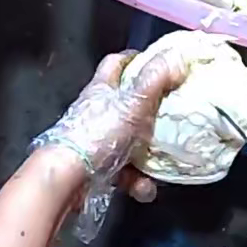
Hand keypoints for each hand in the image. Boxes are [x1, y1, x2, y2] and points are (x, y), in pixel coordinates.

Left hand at [33, 48, 186, 241]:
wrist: (68, 179)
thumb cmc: (97, 134)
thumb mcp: (131, 102)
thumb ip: (156, 79)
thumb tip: (178, 57)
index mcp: (101, 90)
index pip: (116, 64)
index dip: (136, 59)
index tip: (159, 63)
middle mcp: (97, 114)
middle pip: (128, 107)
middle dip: (152, 114)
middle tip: (174, 116)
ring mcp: (96, 143)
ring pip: (131, 145)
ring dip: (149, 157)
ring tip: (164, 164)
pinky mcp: (97, 170)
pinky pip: (126, 173)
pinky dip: (138, 182)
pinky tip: (144, 189)